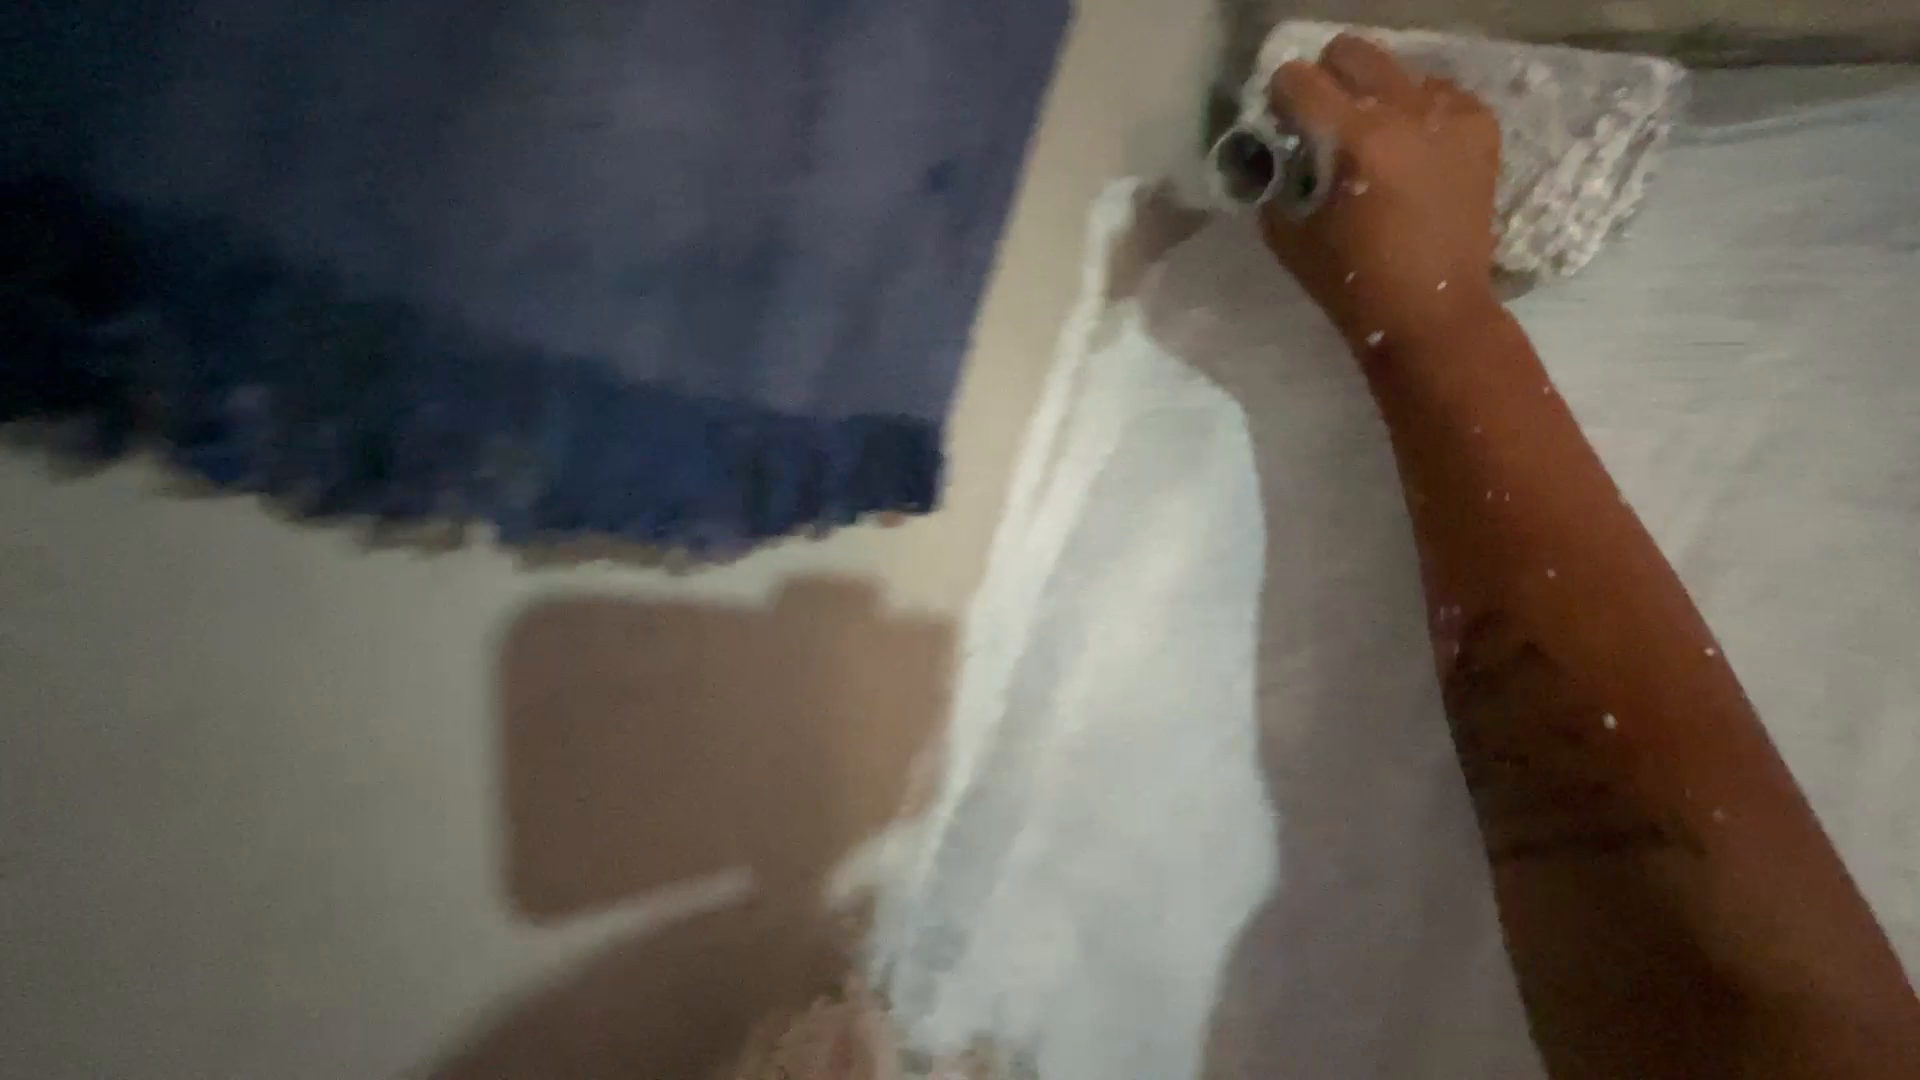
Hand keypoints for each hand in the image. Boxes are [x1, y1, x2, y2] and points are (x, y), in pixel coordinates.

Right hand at [1261, 35, 1501, 353]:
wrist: (1431, 313)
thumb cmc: (1350, 286)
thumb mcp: (1290, 239)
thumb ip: (1276, 185)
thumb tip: (1276, 153)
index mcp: (1356, 140)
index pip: (1300, 82)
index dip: (1279, 95)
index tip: (1276, 118)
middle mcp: (1408, 111)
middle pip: (1352, 53)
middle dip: (1326, 78)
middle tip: (1318, 118)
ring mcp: (1452, 114)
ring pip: (1397, 70)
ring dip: (1372, 96)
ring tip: (1367, 139)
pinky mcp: (1480, 127)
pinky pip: (1437, 93)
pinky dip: (1413, 111)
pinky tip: (1405, 149)